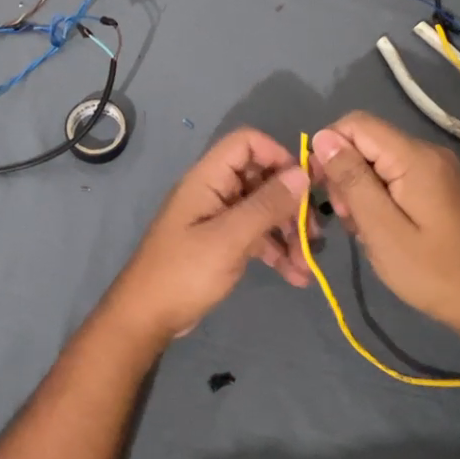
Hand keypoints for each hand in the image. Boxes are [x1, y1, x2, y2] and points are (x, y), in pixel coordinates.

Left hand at [103, 128, 311, 343]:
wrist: (146, 316)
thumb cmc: (184, 272)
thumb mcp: (229, 239)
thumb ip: (266, 205)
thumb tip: (301, 174)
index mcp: (207, 179)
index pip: (245, 143)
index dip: (277, 155)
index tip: (305, 185)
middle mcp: (213, 191)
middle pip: (260, 178)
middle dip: (290, 204)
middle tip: (313, 235)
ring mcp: (216, 218)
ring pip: (261, 210)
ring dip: (287, 234)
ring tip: (307, 266)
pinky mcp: (220, 243)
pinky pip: (255, 236)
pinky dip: (275, 252)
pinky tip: (296, 277)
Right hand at [311, 112, 459, 351]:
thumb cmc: (434, 273)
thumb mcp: (382, 230)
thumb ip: (351, 180)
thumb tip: (323, 137)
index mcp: (415, 158)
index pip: (355, 124)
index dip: (329, 149)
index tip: (321, 189)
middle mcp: (427, 152)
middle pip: (366, 141)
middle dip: (345, 173)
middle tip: (348, 219)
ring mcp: (437, 169)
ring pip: (377, 160)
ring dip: (360, 188)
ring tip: (364, 229)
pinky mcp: (440, 186)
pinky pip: (395, 175)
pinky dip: (378, 195)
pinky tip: (382, 227)